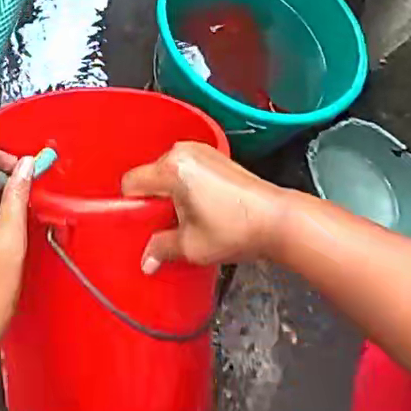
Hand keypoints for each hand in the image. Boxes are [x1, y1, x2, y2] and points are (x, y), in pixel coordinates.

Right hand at [120, 141, 283, 274]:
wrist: (278, 219)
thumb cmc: (235, 230)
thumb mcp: (193, 246)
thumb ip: (162, 248)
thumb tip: (145, 261)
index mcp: (170, 169)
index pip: (132, 181)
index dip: (132, 204)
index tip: (142, 222)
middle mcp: (181, 151)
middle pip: (150, 175)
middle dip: (155, 199)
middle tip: (169, 224)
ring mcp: (198, 149)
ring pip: (168, 171)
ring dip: (171, 191)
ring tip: (189, 216)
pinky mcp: (213, 153)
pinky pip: (185, 166)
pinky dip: (186, 182)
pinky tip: (203, 204)